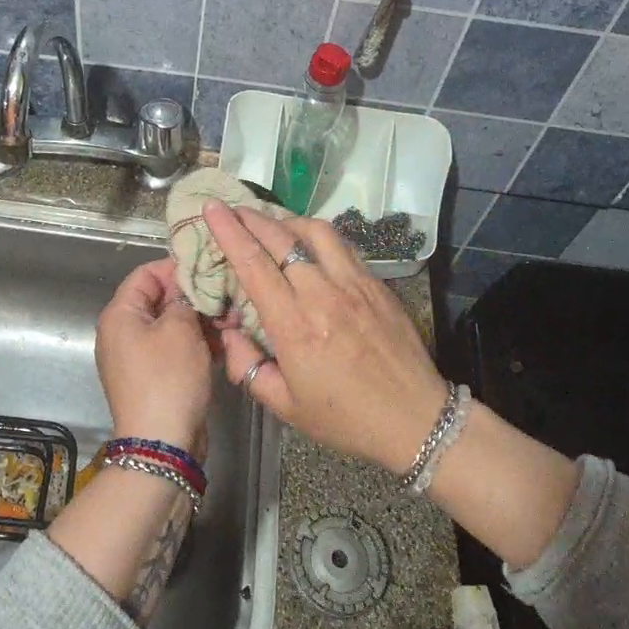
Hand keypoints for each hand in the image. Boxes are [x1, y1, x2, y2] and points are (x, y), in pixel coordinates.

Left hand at [95, 258, 213, 448]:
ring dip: (201, 321)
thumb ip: (184, 299)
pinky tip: (225, 341)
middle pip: (160, 299)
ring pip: (172, 326)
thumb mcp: (180, 330)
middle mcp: (123, 332)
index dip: (176, 268)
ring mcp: (138, 357)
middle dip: (194, 296)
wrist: (162, 445)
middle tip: (227, 294)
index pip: (145, 274)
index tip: (209, 268)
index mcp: (120, 315)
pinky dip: (197, 343)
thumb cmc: (168, 379)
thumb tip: (186, 288)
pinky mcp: (155, 378)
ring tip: (233, 318)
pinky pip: (175, 349)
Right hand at [201, 200, 448, 474]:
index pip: (254, 265)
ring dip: (288, 220)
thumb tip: (228, 332)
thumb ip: (248, 367)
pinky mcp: (377, 285)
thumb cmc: (346, 419)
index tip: (212, 209)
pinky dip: (318, 237)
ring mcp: (354, 285)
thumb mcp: (286, 407)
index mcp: (295, 327)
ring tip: (272, 223)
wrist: (416, 420)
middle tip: (233, 209)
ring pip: (317, 232)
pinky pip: (343, 246)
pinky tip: (309, 244)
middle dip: (251, 218)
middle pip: (282, 239)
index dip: (229, 233)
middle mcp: (323, 295)